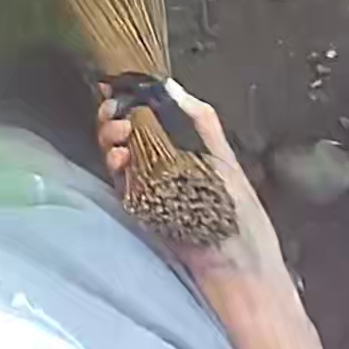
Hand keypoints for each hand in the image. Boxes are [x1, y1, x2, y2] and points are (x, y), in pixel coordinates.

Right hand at [95, 82, 287, 275]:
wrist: (239, 264)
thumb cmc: (240, 211)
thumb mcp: (224, 155)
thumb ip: (200, 118)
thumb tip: (170, 84)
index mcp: (175, 143)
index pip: (142, 113)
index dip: (125, 97)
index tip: (114, 85)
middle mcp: (155, 158)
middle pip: (119, 127)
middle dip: (111, 112)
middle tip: (115, 109)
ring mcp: (143, 180)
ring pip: (112, 148)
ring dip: (109, 134)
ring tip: (121, 132)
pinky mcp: (136, 201)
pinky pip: (116, 176)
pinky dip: (113, 162)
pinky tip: (122, 156)